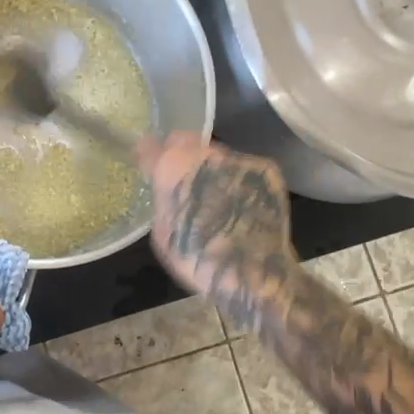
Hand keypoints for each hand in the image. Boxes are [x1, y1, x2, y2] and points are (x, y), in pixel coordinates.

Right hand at [139, 133, 297, 327]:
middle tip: (183, 179)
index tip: (147, 162)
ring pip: (217, 155)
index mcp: (171, 168)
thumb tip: (167, 191)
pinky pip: (243, 168)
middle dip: (181, 156)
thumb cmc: (197, 259)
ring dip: (211, 169)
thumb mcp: (163, 232)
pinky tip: (242, 204)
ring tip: (216, 195)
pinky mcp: (266, 169)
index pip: (150, 147)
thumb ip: (163, 200)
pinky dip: (238, 180)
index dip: (147, 155)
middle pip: (186, 143)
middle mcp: (204, 154)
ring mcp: (238, 159)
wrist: (253, 271)